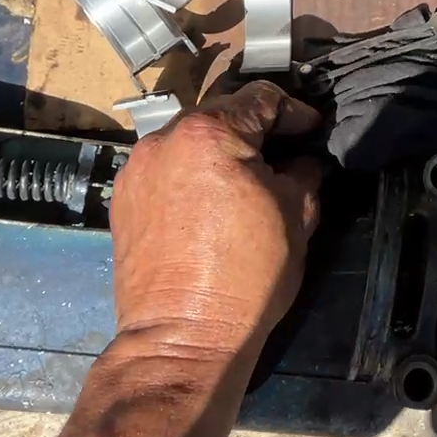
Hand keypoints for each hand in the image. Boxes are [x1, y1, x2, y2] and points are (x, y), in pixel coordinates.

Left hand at [108, 81, 322, 362]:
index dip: (295, 110)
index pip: (261, 98)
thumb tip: (304, 159)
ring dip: (220, 148)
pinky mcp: (123, 198)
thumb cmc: (249, 272)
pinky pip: (166, 166)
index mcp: (211, 133)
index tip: (313, 129)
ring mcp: (138, 167)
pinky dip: (192, 170)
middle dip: (256, 127)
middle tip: (284, 150)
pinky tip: (210, 199)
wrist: (182, 338)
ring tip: (245, 175)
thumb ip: (303, 171)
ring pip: (190, 138)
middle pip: (221, 113)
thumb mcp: (296, 214)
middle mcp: (166, 138)